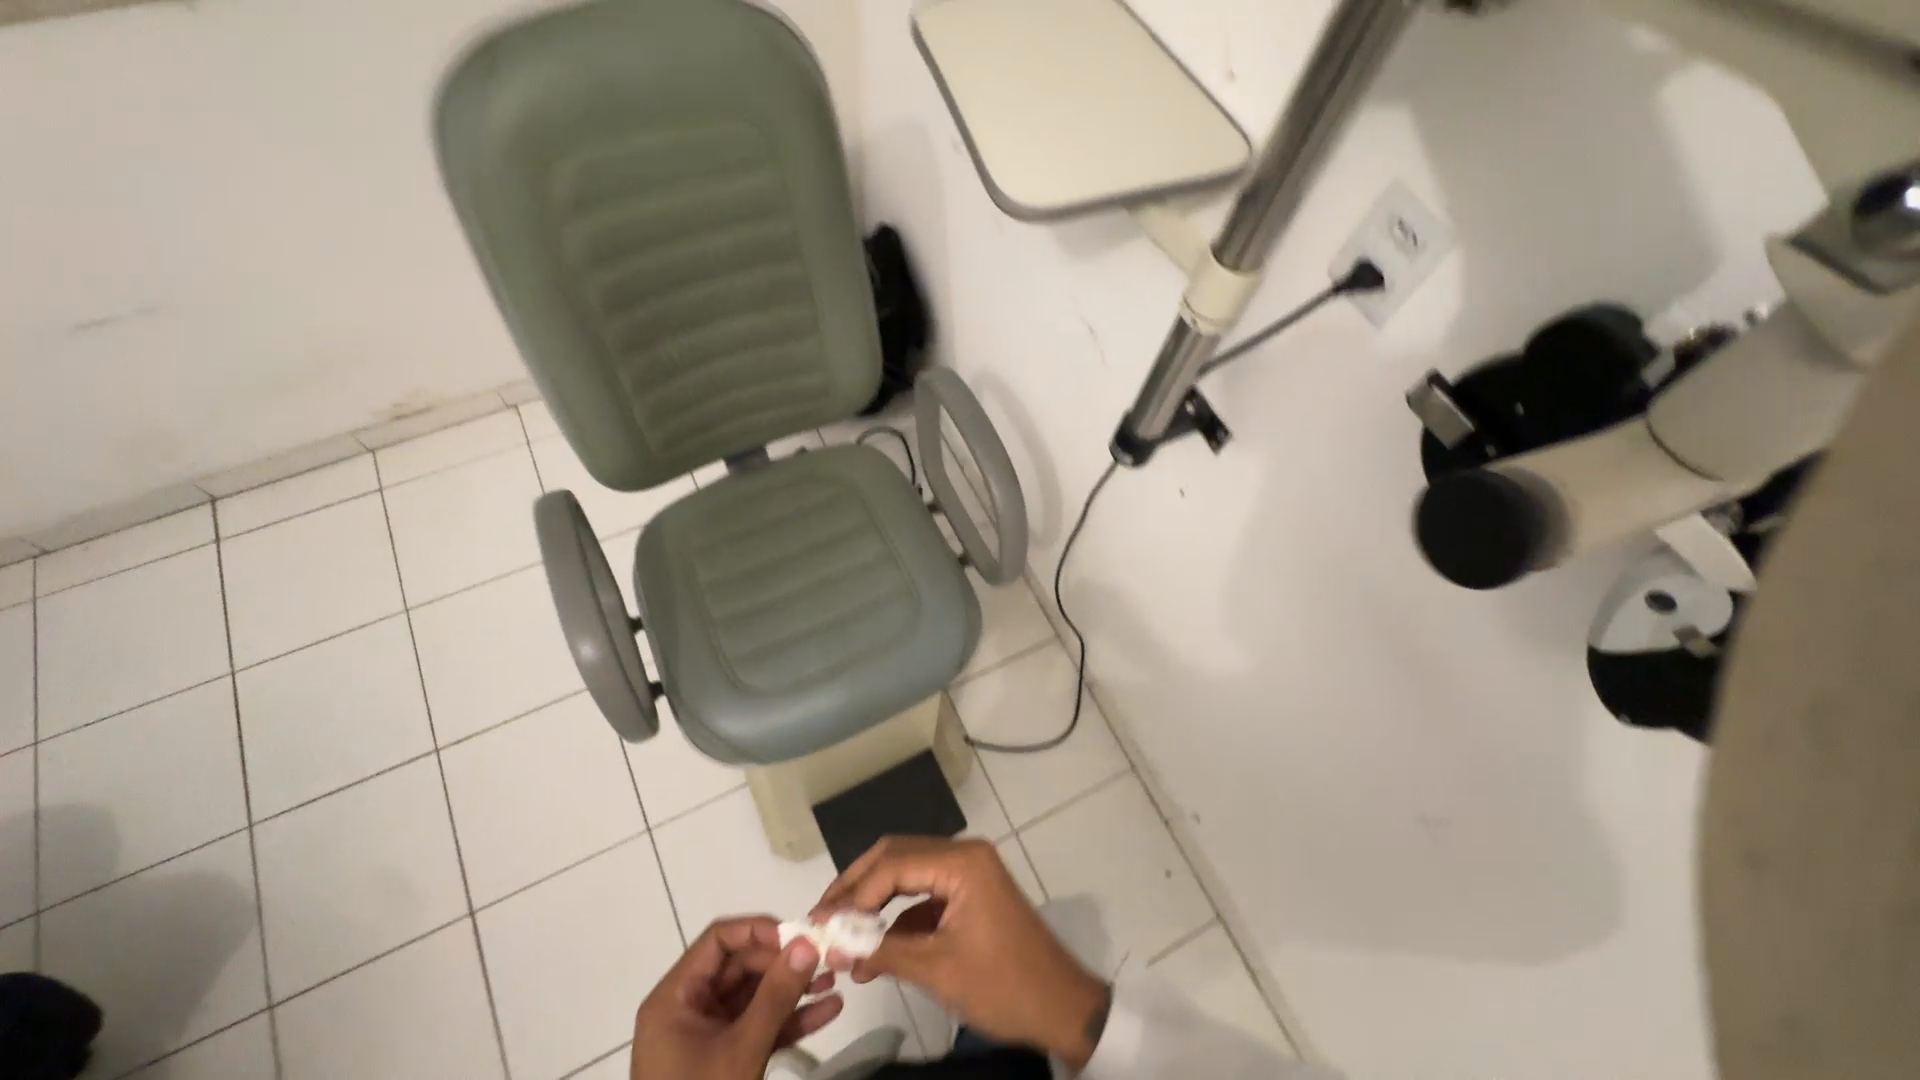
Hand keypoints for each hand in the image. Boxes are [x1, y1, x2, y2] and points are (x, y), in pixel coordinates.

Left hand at [630, 916, 844, 1079]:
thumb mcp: (742, 1049)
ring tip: (837, 979)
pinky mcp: (725, 1059)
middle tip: (827, 957)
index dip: (760, 930)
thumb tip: (808, 942)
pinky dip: (791, 1020)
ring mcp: (707, 1035)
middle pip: (741, 966)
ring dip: (794, 989)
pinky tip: (829, 1012)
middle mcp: (689, 1008)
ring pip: (755, 996)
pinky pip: (759, 1026)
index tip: (801, 935)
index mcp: (676, 997)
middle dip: (785, 961)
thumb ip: (776, 995)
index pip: (719, 940)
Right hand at [811, 837, 1110, 1068]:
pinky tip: (872, 948)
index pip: (891, 865)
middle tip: (822, 918)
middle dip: (856, 888)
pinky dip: (897, 916)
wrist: (1062, 1007)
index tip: (818, 924)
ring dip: (874, 901)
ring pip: (907, 873)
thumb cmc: (1004, 985)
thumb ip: (882, 950)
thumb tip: (833, 947)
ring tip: (839, 934)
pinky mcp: (969, 893)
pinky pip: (923, 893)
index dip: (851, 894)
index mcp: (962, 862)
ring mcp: (969, 872)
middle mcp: (964, 854)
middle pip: (895, 857)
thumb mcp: (937, 969)